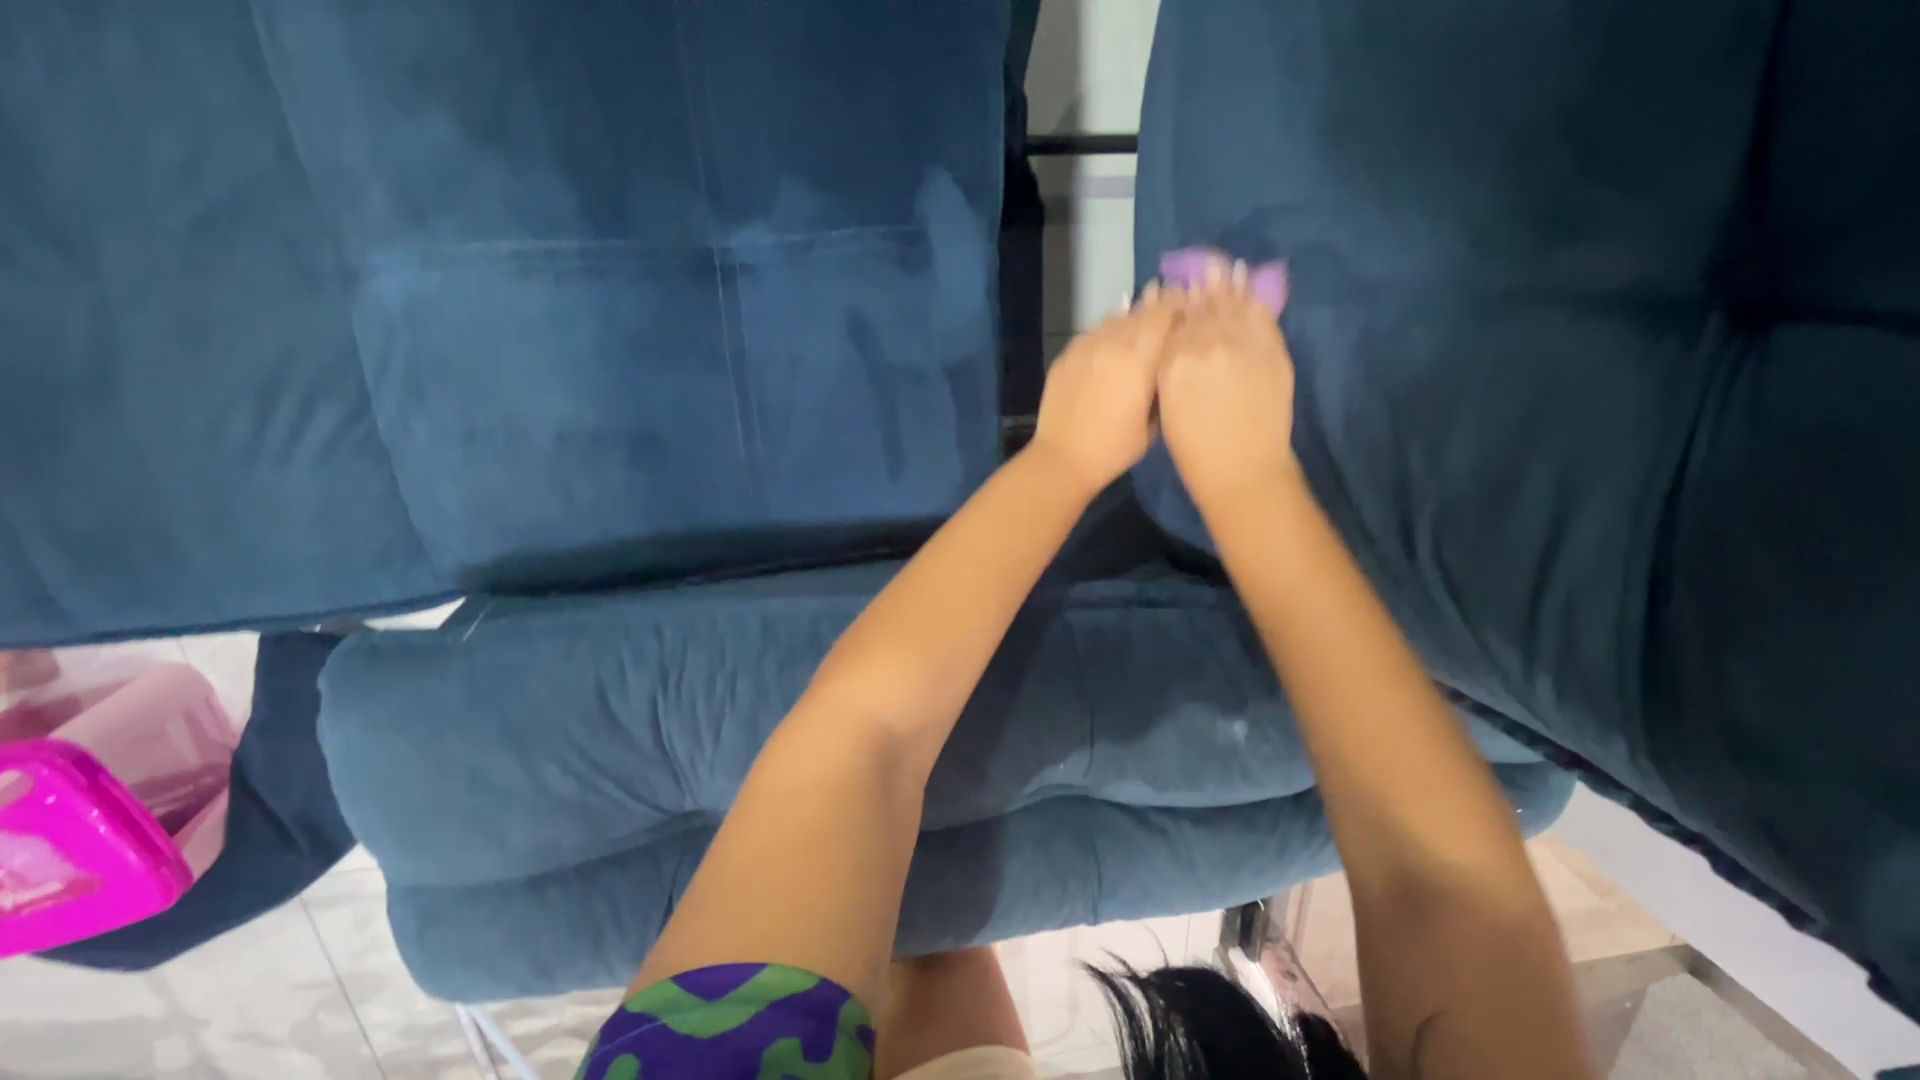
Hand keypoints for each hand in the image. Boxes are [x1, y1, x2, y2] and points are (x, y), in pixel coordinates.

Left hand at [1029, 286, 1180, 491]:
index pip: (1164, 315)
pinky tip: (1111, 338)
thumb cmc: (1115, 448)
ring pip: (1114, 318)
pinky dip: (1106, 330)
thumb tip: (1169, 364)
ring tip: (1141, 319)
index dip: (1179, 305)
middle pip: (1140, 312)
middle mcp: (1113, 343)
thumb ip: (1163, 387)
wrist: (1063, 457)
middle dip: (1157, 306)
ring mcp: (1086, 347)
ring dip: (1131, 316)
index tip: (1190, 304)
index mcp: (1140, 358)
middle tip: (1170, 306)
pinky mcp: (1067, 356)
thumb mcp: (1154, 423)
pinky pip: (1092, 332)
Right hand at [1156, 263, 1298, 507]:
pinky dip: (1253, 297)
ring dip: (1226, 284)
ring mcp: (1243, 344)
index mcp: (1174, 360)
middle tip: (1200, 268)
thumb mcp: (1167, 404)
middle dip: (1201, 287)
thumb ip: (1169, 365)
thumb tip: (1176, 338)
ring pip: (1232, 304)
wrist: (1240, 469)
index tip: (1176, 289)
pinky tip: (1248, 283)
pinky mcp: (1272, 351)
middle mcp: (1207, 343)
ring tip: (1222, 266)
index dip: (1177, 303)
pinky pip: (1260, 314)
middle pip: (1203, 305)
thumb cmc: (1194, 448)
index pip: (1175, 319)